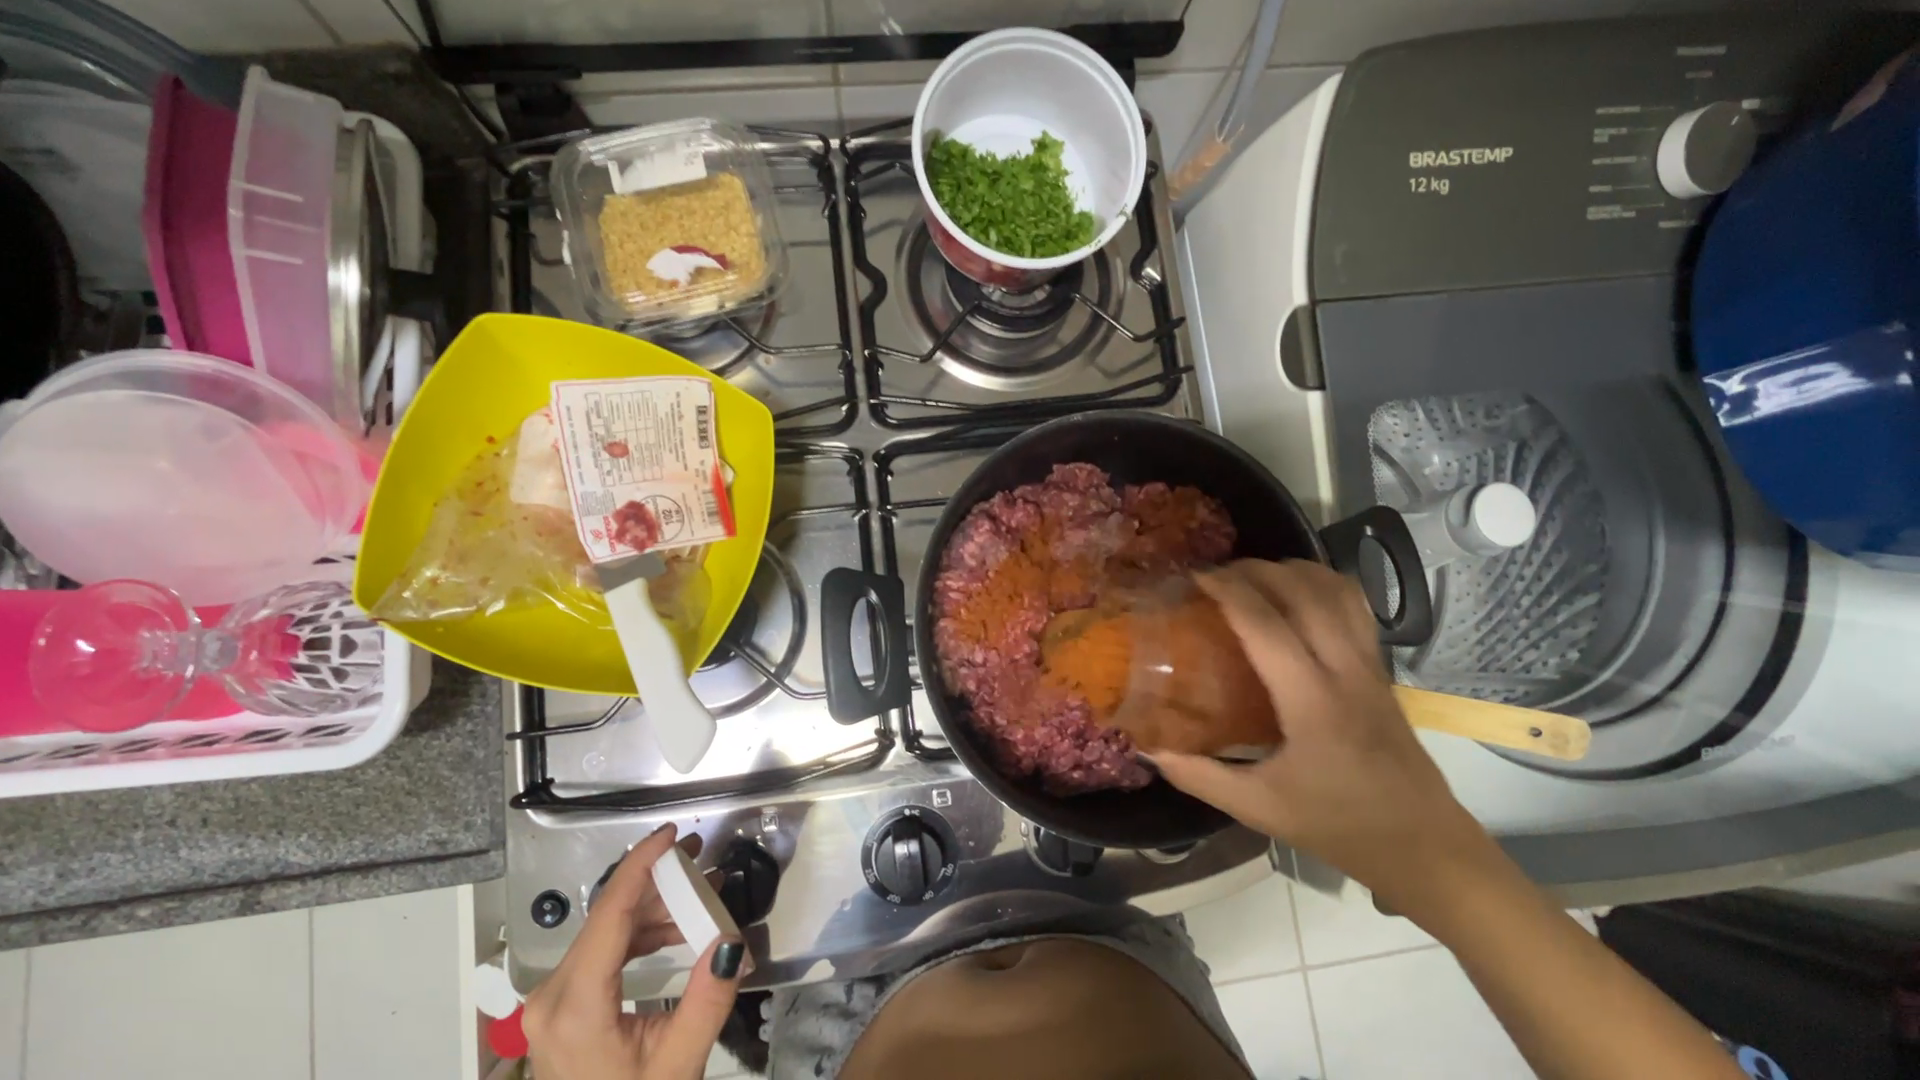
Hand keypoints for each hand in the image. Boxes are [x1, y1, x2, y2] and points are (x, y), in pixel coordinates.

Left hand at [523, 824, 747, 1079]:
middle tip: (701, 859)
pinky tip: (676, 929)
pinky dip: (641, 935)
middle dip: (657, 883)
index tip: (671, 834)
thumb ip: (707, 1001)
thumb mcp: (677, 1064)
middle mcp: (551, 994)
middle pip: (608, 918)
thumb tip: (734, 940)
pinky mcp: (562, 1007)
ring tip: (700, 891)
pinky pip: (603, 954)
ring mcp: (552, 1000)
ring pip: (606, 933)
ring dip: (653, 909)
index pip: (609, 914)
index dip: (640, 866)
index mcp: (573, 1004)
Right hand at [1147, 560, 1491, 902]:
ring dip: (1293, 570)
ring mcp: (1370, 665)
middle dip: (1257, 570)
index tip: (1195, 578)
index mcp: (1312, 701)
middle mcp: (1345, 670)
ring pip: (1337, 590)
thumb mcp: (1258, 808)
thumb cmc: (1338, 825)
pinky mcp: (1381, 670)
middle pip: (1303, 591)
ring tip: (1255, 577)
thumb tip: (1149, 749)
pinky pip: (1355, 607)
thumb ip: (1200, 776)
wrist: (1421, 842)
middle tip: (1217, 575)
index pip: (1266, 624)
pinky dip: (1323, 585)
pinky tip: (1298, 596)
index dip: (1229, 591)